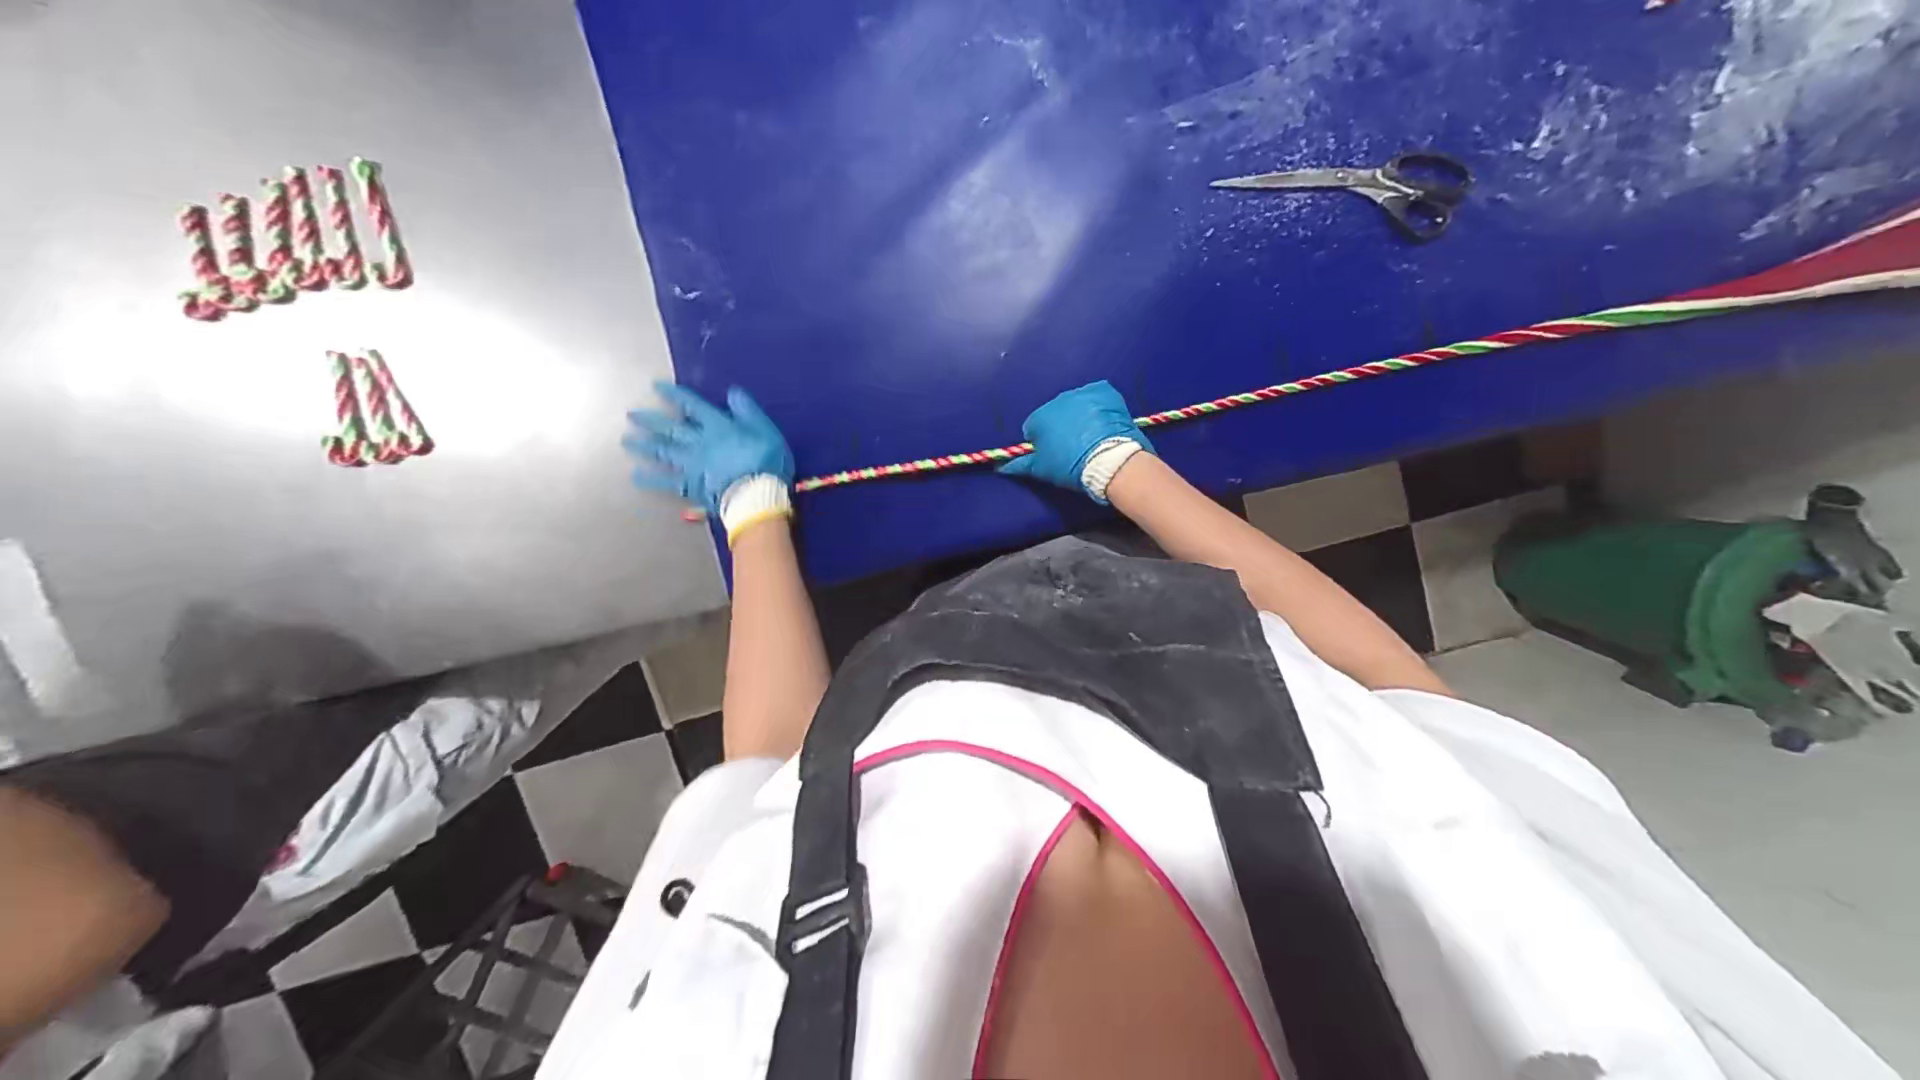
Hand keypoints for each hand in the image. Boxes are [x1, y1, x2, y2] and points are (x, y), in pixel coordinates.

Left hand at [624, 382, 793, 512]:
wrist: (757, 494)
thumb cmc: (766, 460)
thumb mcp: (765, 429)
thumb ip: (748, 410)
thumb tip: (733, 392)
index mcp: (718, 426)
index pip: (693, 406)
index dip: (674, 395)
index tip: (657, 387)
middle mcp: (699, 442)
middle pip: (670, 429)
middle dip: (650, 421)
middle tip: (631, 415)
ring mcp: (692, 465)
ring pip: (663, 452)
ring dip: (643, 446)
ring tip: (626, 440)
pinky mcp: (690, 486)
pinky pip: (666, 481)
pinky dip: (650, 479)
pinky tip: (635, 476)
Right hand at [997, 380, 1152, 502]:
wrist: (1109, 459)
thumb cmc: (1070, 466)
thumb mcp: (1041, 469)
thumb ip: (1019, 464)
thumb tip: (1001, 466)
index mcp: (1039, 417)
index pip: (1033, 428)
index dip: (1042, 443)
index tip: (1054, 455)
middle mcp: (1057, 400)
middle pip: (1055, 414)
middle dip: (1061, 427)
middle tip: (1073, 448)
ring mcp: (1081, 393)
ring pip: (1075, 404)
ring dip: (1079, 416)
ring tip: (1091, 437)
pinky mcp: (1103, 390)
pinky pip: (1096, 396)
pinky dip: (1098, 407)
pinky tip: (1103, 423)